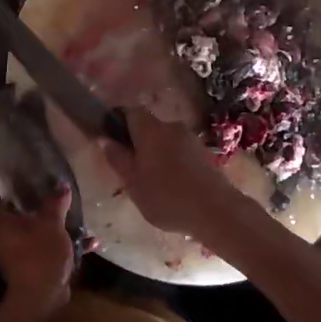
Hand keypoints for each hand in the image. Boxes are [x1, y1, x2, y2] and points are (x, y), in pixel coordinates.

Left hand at [0, 186, 74, 314]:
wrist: (43, 297)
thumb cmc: (41, 254)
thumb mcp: (52, 225)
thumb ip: (56, 204)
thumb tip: (62, 185)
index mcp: (4, 227)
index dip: (13, 195)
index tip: (33, 187)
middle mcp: (8, 240)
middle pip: (22, 219)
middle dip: (43, 210)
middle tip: (60, 201)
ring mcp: (22, 256)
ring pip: (40, 235)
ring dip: (59, 229)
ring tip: (80, 221)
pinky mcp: (38, 268)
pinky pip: (52, 251)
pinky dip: (67, 247)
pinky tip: (91, 243)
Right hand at [100, 107, 238, 236]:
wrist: (215, 209)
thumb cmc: (166, 196)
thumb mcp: (133, 182)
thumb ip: (118, 159)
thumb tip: (106, 140)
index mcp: (151, 129)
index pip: (130, 112)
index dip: (118, 122)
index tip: (111, 140)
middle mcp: (172, 127)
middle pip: (149, 127)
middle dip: (138, 143)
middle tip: (130, 169)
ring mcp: (192, 139)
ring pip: (166, 141)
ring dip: (157, 154)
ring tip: (152, 182)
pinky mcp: (205, 154)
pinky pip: (181, 152)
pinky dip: (173, 163)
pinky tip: (172, 186)